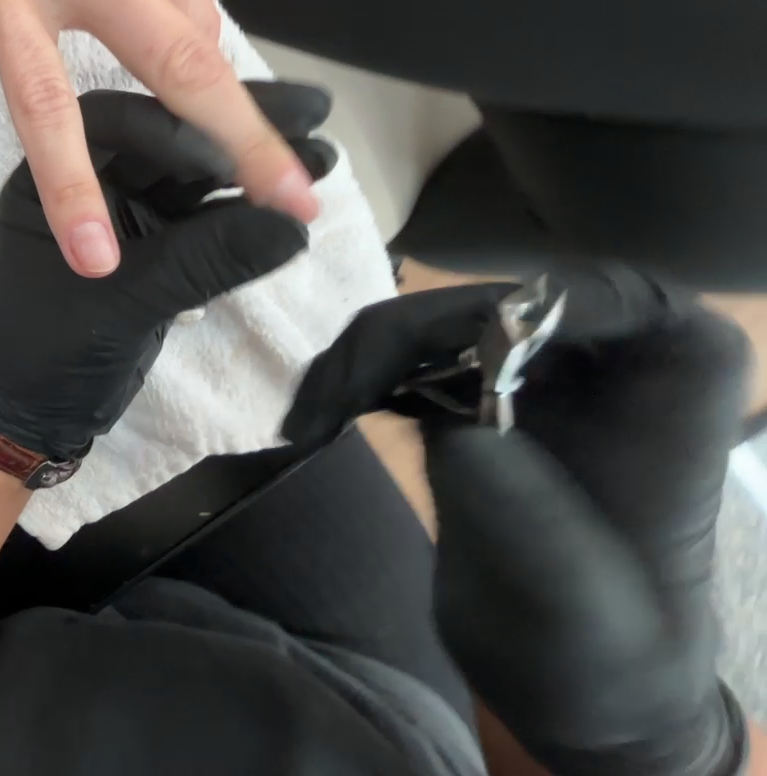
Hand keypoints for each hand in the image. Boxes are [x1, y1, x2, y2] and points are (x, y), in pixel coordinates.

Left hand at [0, 82, 334, 460]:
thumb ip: (204, 260)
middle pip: (166, 143)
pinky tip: (290, 205)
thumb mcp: (126, 300)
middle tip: (316, 112)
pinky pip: (197, 220)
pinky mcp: (144, 248)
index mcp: (48, 178)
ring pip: (189, 180)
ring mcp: (115, 215)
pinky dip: (241, 215)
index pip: (128, 127)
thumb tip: (293, 223)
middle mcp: (82, 185)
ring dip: (249, 172)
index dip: (197, 123)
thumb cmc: (48, 348)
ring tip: (325, 159)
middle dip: (235, 132)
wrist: (28, 409)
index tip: (266, 121)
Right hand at [286, 267, 753, 775]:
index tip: (433, 372)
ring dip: (354, 363)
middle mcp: (602, 364)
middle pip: (487, 302)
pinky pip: (399, 356)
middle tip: (327, 404)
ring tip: (305, 424)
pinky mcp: (465, 394)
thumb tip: (434, 390)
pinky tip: (315, 422)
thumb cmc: (594, 647)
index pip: (611, 299)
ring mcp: (525, 375)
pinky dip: (347, 381)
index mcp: (674, 389)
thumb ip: (504, 472)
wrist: (566, 680)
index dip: (521, 312)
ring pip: (426, 323)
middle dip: (397, 341)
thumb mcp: (560, 576)